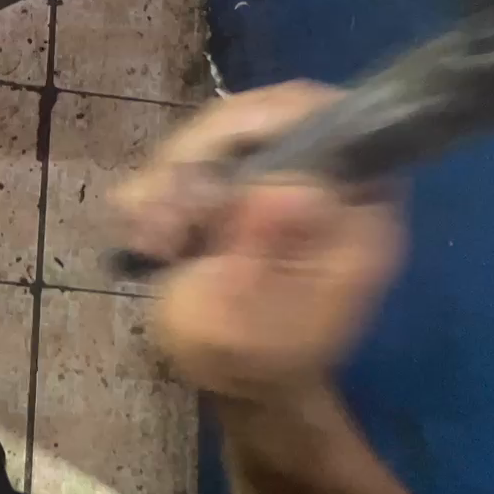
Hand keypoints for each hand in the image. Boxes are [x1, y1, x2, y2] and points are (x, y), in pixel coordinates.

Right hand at [112, 82, 404, 401]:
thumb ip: (266, 254)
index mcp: (349, 212)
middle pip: (249, 119)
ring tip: (152, 239)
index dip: (267, 118)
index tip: (208, 158)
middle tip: (162, 217)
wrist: (233, 376)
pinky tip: (145, 233)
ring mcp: (264, 179)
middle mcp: (311, 182)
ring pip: (206, 137)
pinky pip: (179, 161)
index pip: (326, 122)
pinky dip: (152, 189)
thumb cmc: (248, 361)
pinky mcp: (224, 184)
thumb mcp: (250, 321)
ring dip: (164, 181)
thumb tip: (291, 185)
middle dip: (191, 160)